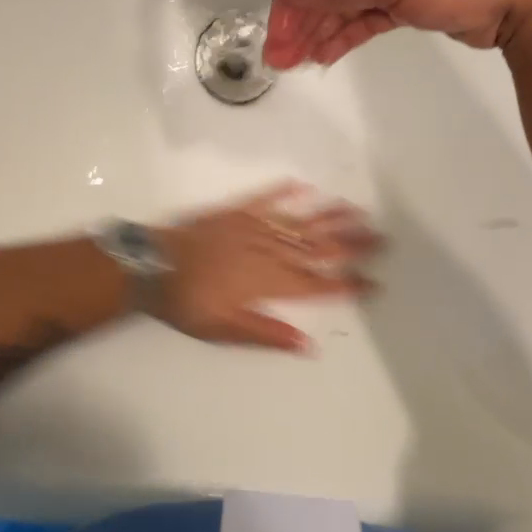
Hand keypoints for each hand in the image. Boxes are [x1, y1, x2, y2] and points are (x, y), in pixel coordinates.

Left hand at [155, 183, 379, 352]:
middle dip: (352, 245)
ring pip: (299, 222)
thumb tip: (309, 345)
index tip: (374, 283)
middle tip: (382, 239)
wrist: (149, 266)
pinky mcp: (234, 213)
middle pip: (317, 248)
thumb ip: (267, 334)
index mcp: (268, 282)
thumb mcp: (225, 329)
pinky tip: (303, 186)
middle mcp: (268, 251)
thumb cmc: (187, 302)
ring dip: (329, 217)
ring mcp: (252, 228)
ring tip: (357, 211)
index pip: (317, 284)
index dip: (347, 284)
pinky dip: (283, 193)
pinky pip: (264, 199)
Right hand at [263, 0, 531, 68]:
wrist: (523, 1)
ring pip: (345, 3)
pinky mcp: (409, 1)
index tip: (277, 28)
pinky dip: (345, 34)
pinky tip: (323, 55)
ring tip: (295, 62)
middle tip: (279, 56)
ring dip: (319, 30)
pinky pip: (366, 17)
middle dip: (301, 18)